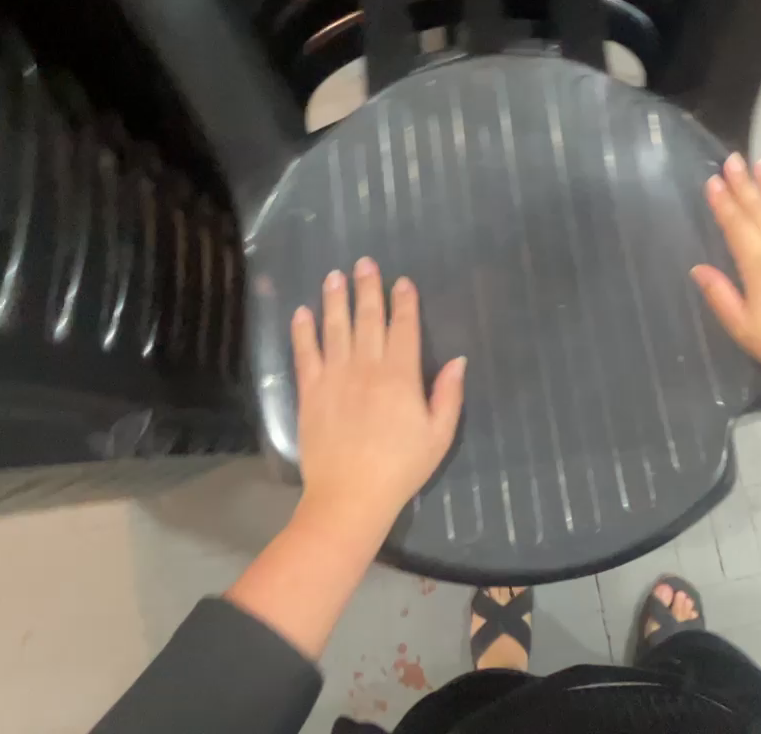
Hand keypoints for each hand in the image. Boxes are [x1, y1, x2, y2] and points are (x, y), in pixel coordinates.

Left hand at [289, 257, 466, 546]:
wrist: (349, 497)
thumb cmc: (400, 468)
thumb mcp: (438, 435)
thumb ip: (448, 395)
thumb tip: (459, 360)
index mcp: (401, 376)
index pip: (404, 328)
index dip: (404, 302)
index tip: (402, 281)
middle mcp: (366, 367)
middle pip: (368, 319)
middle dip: (368, 288)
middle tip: (364, 263)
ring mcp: (335, 378)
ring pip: (335, 329)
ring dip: (335, 300)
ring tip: (334, 276)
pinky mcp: (310, 393)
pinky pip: (305, 355)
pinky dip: (303, 332)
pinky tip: (301, 313)